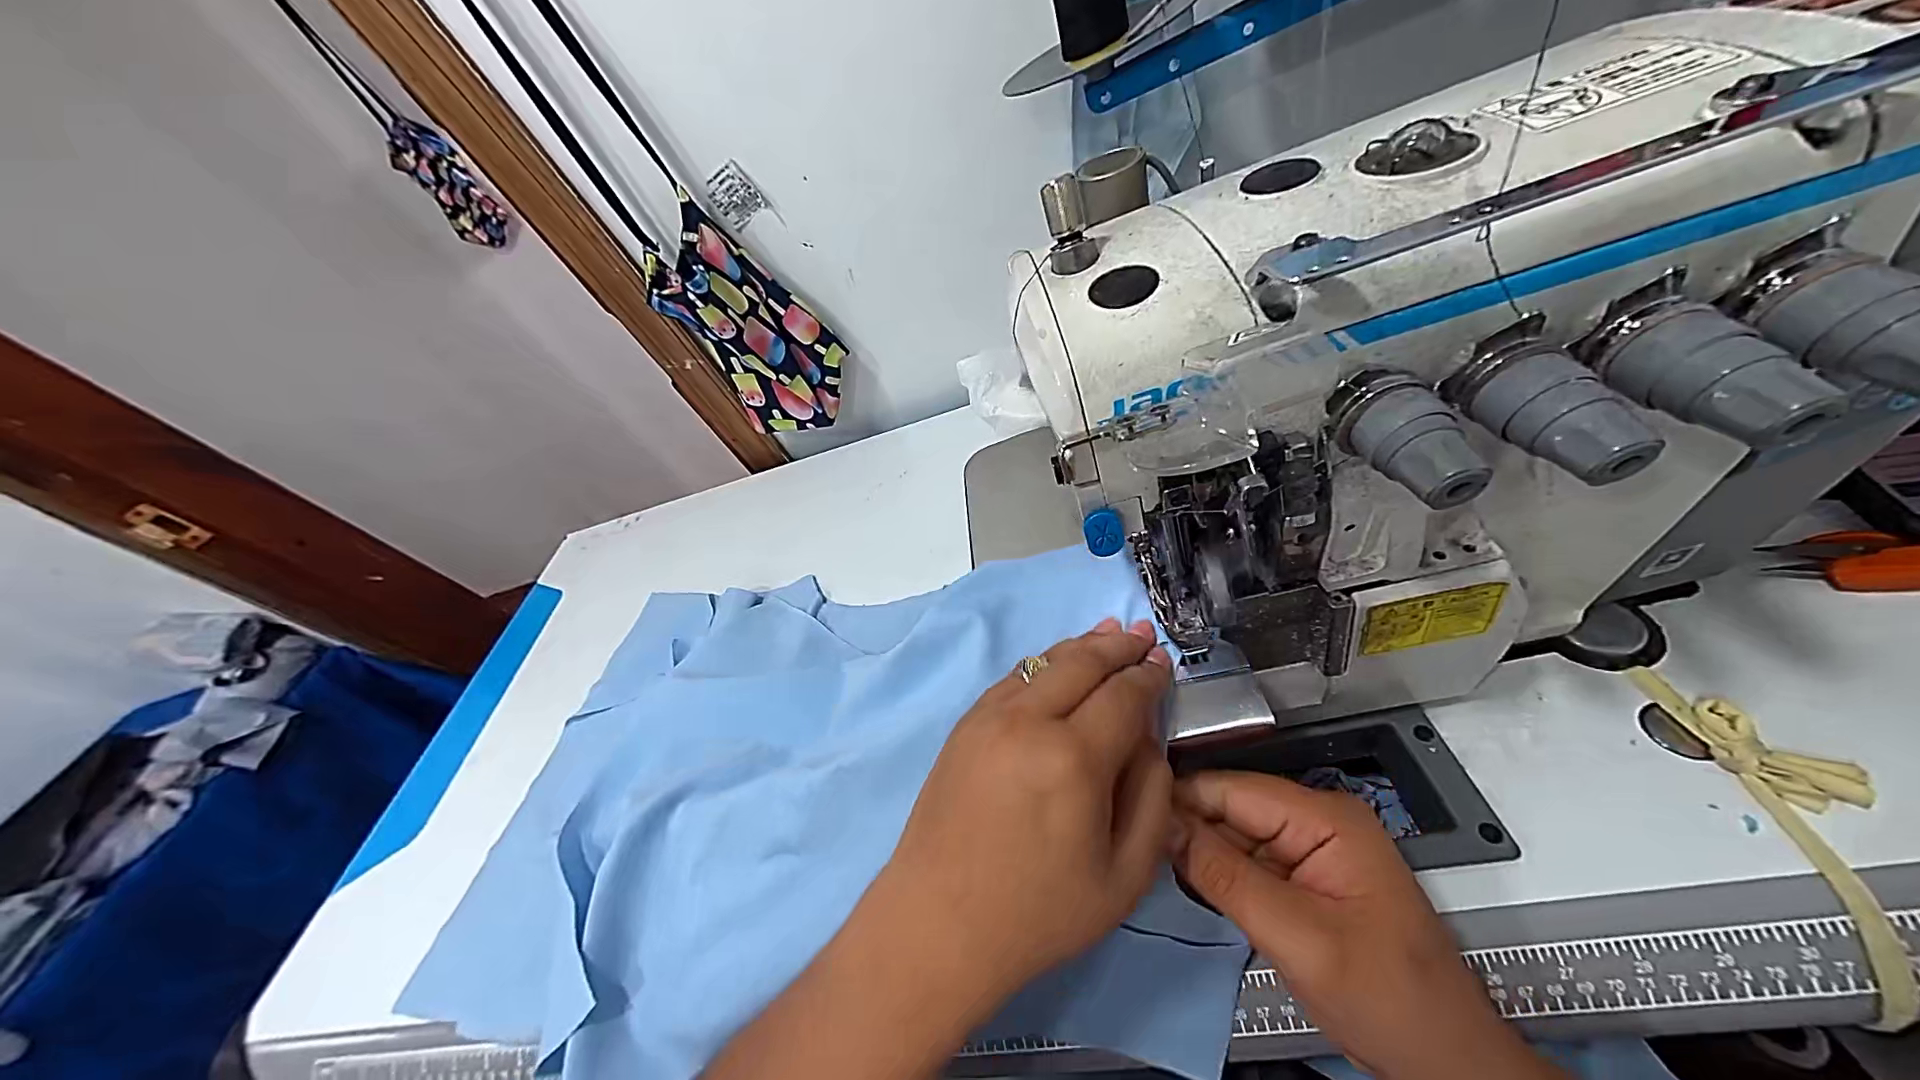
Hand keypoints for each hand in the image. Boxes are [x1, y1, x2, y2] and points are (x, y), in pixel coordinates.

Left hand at [874, 617, 1175, 996]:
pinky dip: (1044, 663)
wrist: (940, 922)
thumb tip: (1146, 739)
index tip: (1164, 665)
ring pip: (1044, 662)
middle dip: (1119, 646)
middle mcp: (1028, 722)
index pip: (1123, 695)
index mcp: (1073, 758)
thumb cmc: (1039, 912)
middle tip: (1142, 635)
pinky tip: (1058, 664)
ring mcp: (988, 718)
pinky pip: (1013, 679)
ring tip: (1109, 633)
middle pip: (1083, 662)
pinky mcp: (964, 726)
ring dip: (1081, 646)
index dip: (1149, 676)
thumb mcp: (1126, 875)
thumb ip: (1151, 796)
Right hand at [1170, 772, 1564, 1079]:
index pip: (1230, 787)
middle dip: (1184, 826)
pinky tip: (1188, 882)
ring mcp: (1308, 848)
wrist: (1444, 1060)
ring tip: (1151, 863)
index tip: (1131, 817)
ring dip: (1195, 849)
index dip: (1178, 798)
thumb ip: (1226, 876)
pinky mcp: (1300, 876)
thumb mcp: (1299, 938)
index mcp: (1324, 818)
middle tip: (1136, 848)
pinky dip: (1215, 871)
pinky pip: (1244, 859)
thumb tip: (1164, 826)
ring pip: (1230, 832)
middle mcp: (1315, 820)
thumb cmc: (1388, 997)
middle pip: (1228, 806)